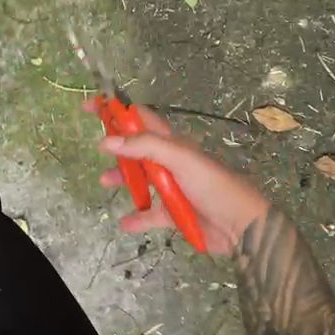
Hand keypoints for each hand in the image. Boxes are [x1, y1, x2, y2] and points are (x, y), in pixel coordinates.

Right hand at [88, 101, 271, 256]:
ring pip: (139, 180)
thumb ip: (145, 147)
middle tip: (96, 148)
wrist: (243, 227)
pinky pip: (148, 215)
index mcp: (171, 143)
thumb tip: (107, 140)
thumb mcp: (181, 158)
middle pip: (135, 148)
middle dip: (115, 146)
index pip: (139, 118)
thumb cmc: (214, 184)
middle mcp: (168, 161)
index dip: (115, 110)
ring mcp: (170, 187)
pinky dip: (136, 218)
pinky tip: (125, 223)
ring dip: (121, 179)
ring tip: (106, 182)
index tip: (91, 107)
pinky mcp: (173, 213)